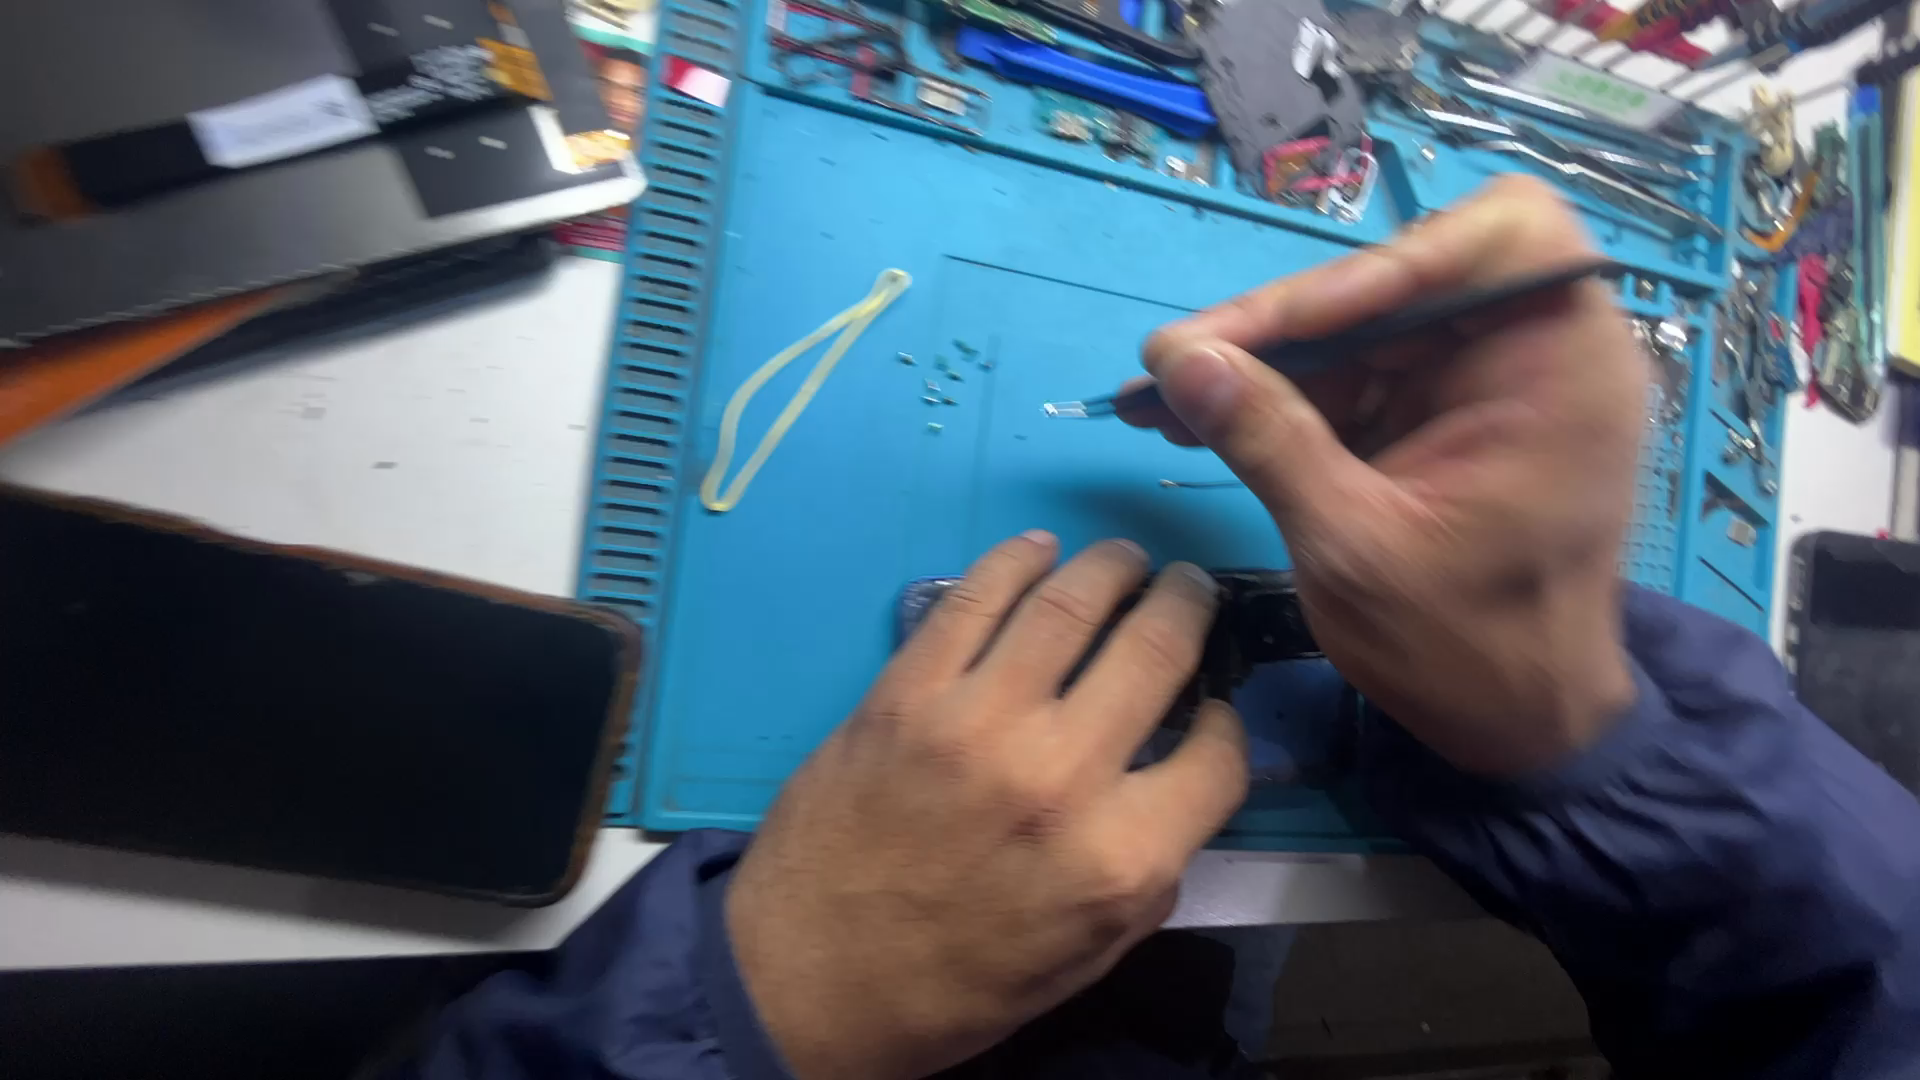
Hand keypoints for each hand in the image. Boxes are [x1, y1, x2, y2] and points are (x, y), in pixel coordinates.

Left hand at [726, 534, 1247, 1079]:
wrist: (813, 975)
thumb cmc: (958, 979)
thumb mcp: (1086, 953)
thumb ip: (1151, 865)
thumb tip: (1181, 771)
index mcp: (1118, 857)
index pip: (1216, 756)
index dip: (1224, 722)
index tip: (1209, 705)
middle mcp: (1060, 774)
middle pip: (1154, 652)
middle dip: (1185, 605)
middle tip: (1185, 587)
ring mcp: (976, 720)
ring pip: (1067, 606)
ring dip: (1110, 566)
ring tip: (1125, 557)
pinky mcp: (906, 691)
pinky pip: (972, 600)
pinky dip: (1013, 560)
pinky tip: (1039, 549)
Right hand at [1125, 175, 1643, 774]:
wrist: (1498, 719)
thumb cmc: (1457, 645)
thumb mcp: (1350, 544)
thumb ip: (1267, 441)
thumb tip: (1179, 361)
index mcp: (1551, 370)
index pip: (1492, 240)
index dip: (1382, 263)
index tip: (1287, 323)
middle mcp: (1507, 358)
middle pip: (1384, 288)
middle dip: (1272, 328)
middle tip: (1171, 364)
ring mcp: (1449, 389)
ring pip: (1337, 338)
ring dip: (1243, 366)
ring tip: (1151, 399)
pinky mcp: (1403, 421)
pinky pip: (1322, 387)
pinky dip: (1255, 401)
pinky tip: (1183, 420)